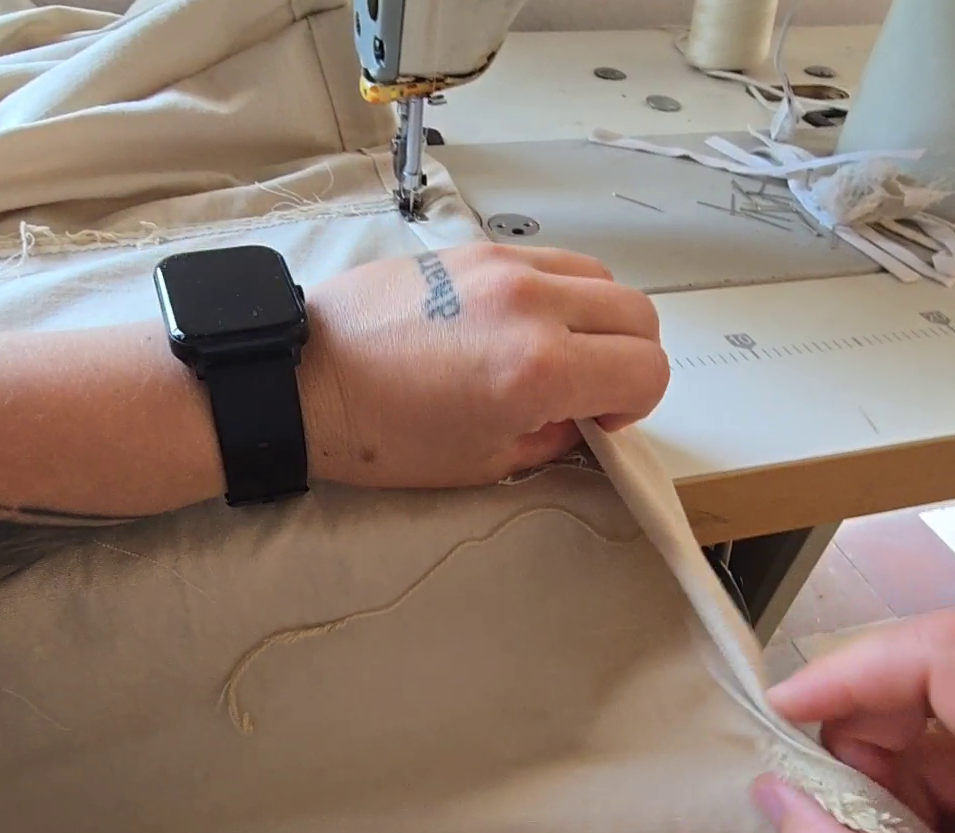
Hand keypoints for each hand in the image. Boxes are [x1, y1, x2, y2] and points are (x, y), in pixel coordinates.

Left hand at [298, 243, 668, 488]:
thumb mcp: (482, 462)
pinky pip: (549, 260)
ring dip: (598, 321)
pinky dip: (558, 294)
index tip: (599, 421)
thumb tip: (579, 418)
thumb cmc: (384, 435)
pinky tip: (518, 323)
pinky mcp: (473, 248)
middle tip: (588, 390)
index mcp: (539, 369)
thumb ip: (551, 437)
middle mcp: (533, 304)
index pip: (646, 370)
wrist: (308, 380)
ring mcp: (503, 265)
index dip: (636, 405)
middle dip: (630, 360)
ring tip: (555, 352)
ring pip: (600, 278)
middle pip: (638, 314)